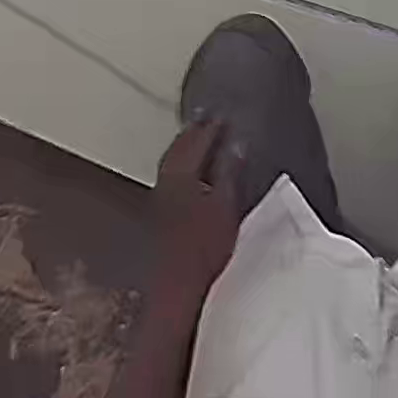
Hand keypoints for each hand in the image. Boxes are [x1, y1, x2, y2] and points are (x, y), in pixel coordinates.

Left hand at [150, 120, 242, 301]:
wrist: (177, 282)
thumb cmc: (204, 244)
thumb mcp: (226, 205)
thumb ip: (230, 171)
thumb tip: (237, 144)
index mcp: (183, 172)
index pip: (198, 141)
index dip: (212, 127)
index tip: (223, 115)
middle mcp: (167, 178)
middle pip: (180, 147)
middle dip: (193, 131)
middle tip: (204, 117)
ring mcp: (161, 194)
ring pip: (172, 159)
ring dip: (184, 145)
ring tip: (194, 135)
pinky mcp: (160, 210)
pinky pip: (170, 172)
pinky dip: (180, 161)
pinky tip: (187, 169)